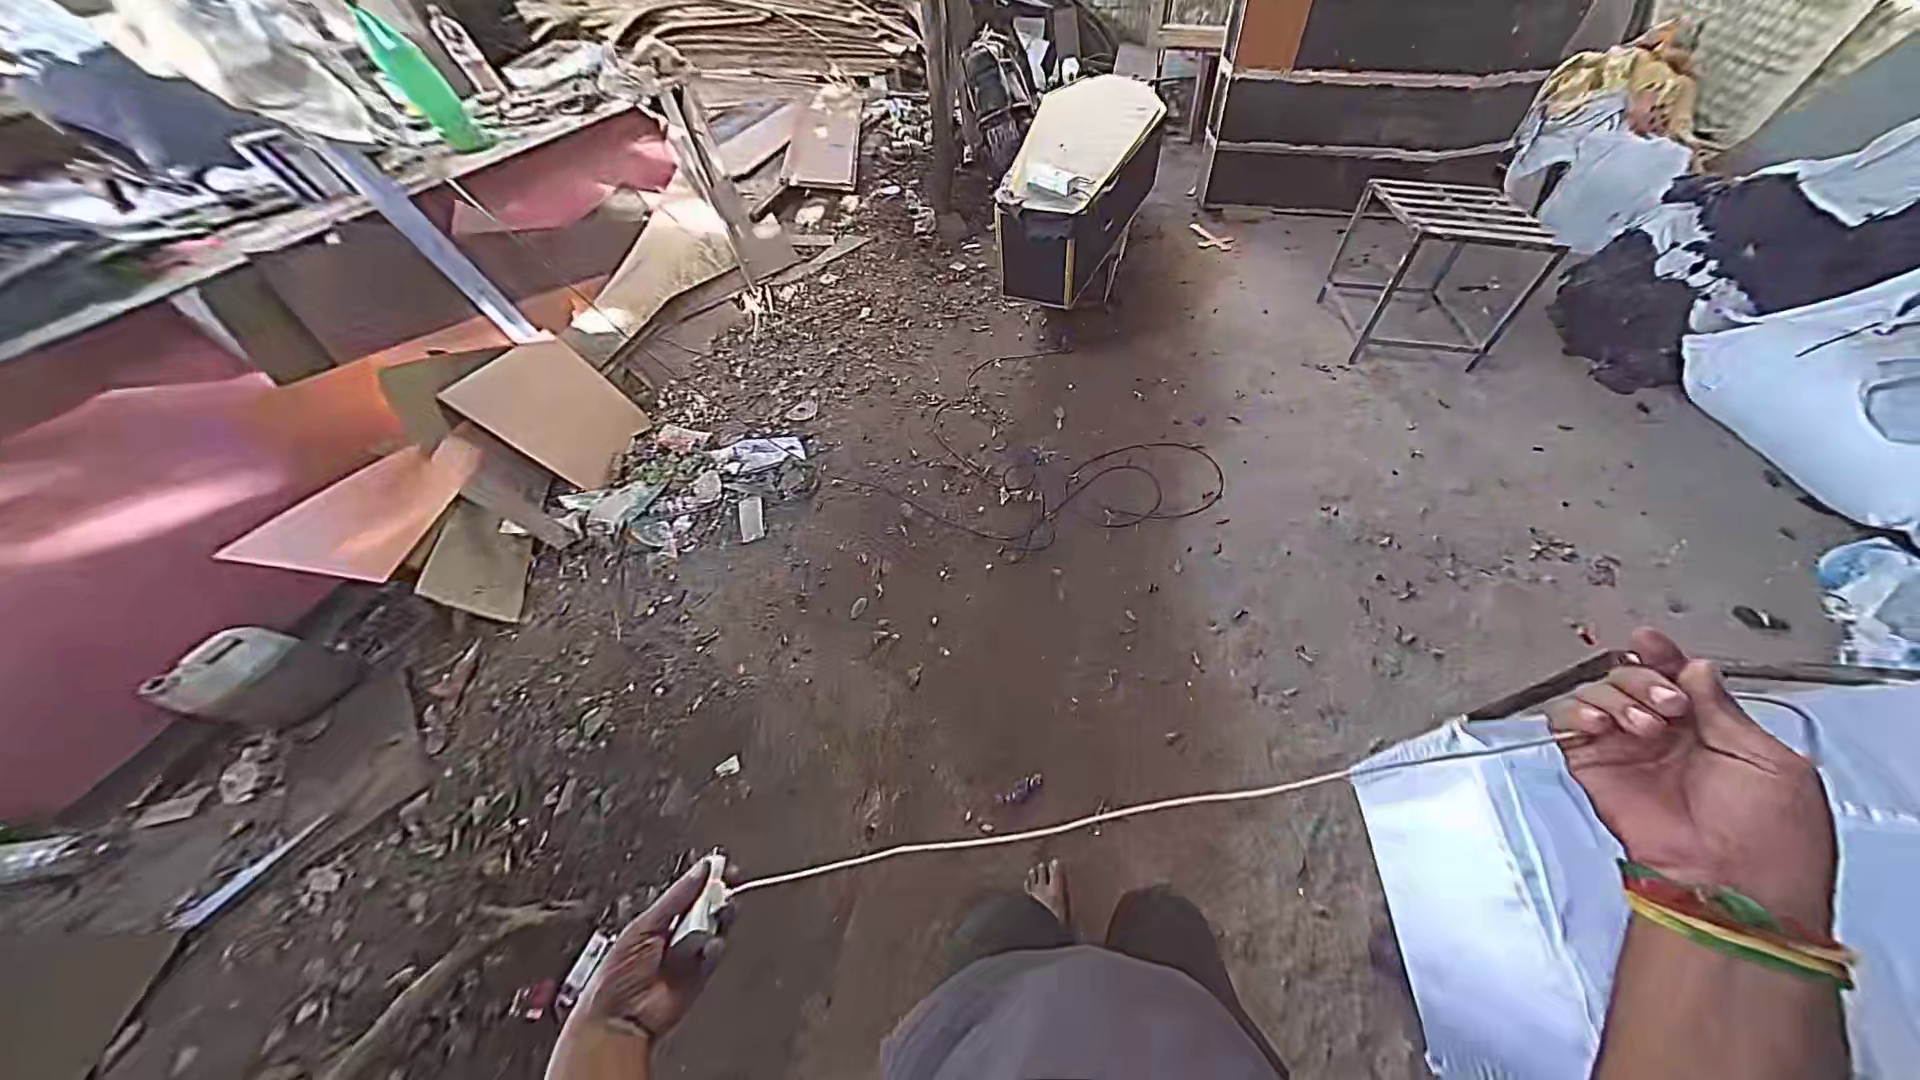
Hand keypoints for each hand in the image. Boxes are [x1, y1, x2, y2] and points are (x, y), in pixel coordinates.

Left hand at [565, 860, 728, 1044]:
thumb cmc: (615, 978)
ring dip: (722, 915)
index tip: (721, 866)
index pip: (690, 890)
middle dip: (719, 893)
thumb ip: (676, 897)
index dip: (707, 877)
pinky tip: (708, 945)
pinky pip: (716, 951)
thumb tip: (703, 869)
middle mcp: (678, 933)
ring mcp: (691, 952)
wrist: (616, 1025)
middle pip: (708, 904)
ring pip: (717, 925)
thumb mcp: (643, 927)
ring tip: (721, 910)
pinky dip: (715, 946)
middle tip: (725, 887)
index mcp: (660, 918)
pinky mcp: (702, 972)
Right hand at [1547, 628, 1835, 930]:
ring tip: (1643, 727)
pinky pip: (1562, 720)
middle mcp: (1659, 732)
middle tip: (1668, 705)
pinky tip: (1601, 724)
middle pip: (1627, 677)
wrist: (1730, 876)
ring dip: (1615, 698)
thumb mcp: (1769, 761)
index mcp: (1706, 729)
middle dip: (1643, 680)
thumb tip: (1693, 667)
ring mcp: (1620, 745)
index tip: (1649, 638)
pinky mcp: (1586, 759)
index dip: (1660, 654)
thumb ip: (1724, 710)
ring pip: (1592, 692)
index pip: (1673, 677)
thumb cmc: (1771, 835)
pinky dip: (1575, 712)